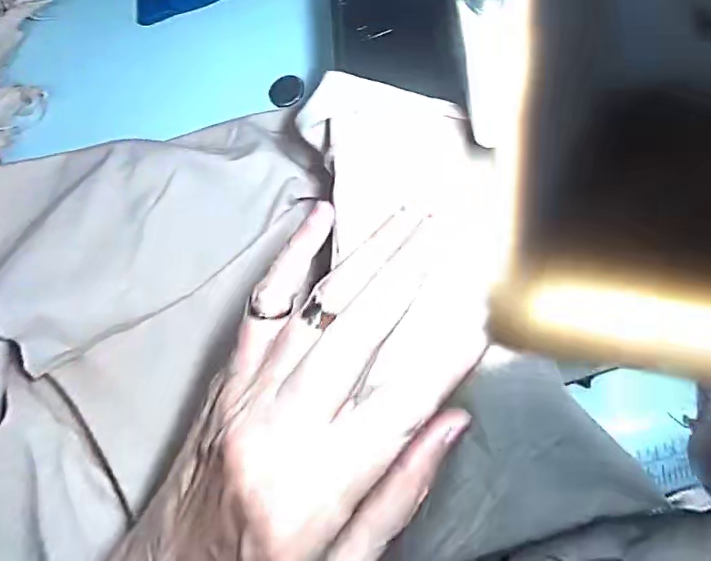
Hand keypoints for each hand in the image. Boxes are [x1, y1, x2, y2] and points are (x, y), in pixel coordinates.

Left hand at [122, 200, 487, 560]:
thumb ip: (399, 494)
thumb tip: (452, 421)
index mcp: (314, 489)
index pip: (400, 405)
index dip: (447, 360)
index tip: (482, 321)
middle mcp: (280, 427)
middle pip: (361, 329)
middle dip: (408, 271)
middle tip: (444, 230)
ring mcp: (248, 392)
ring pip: (318, 303)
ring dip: (369, 252)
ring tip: (405, 216)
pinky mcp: (228, 376)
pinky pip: (263, 301)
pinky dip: (292, 254)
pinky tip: (318, 216)